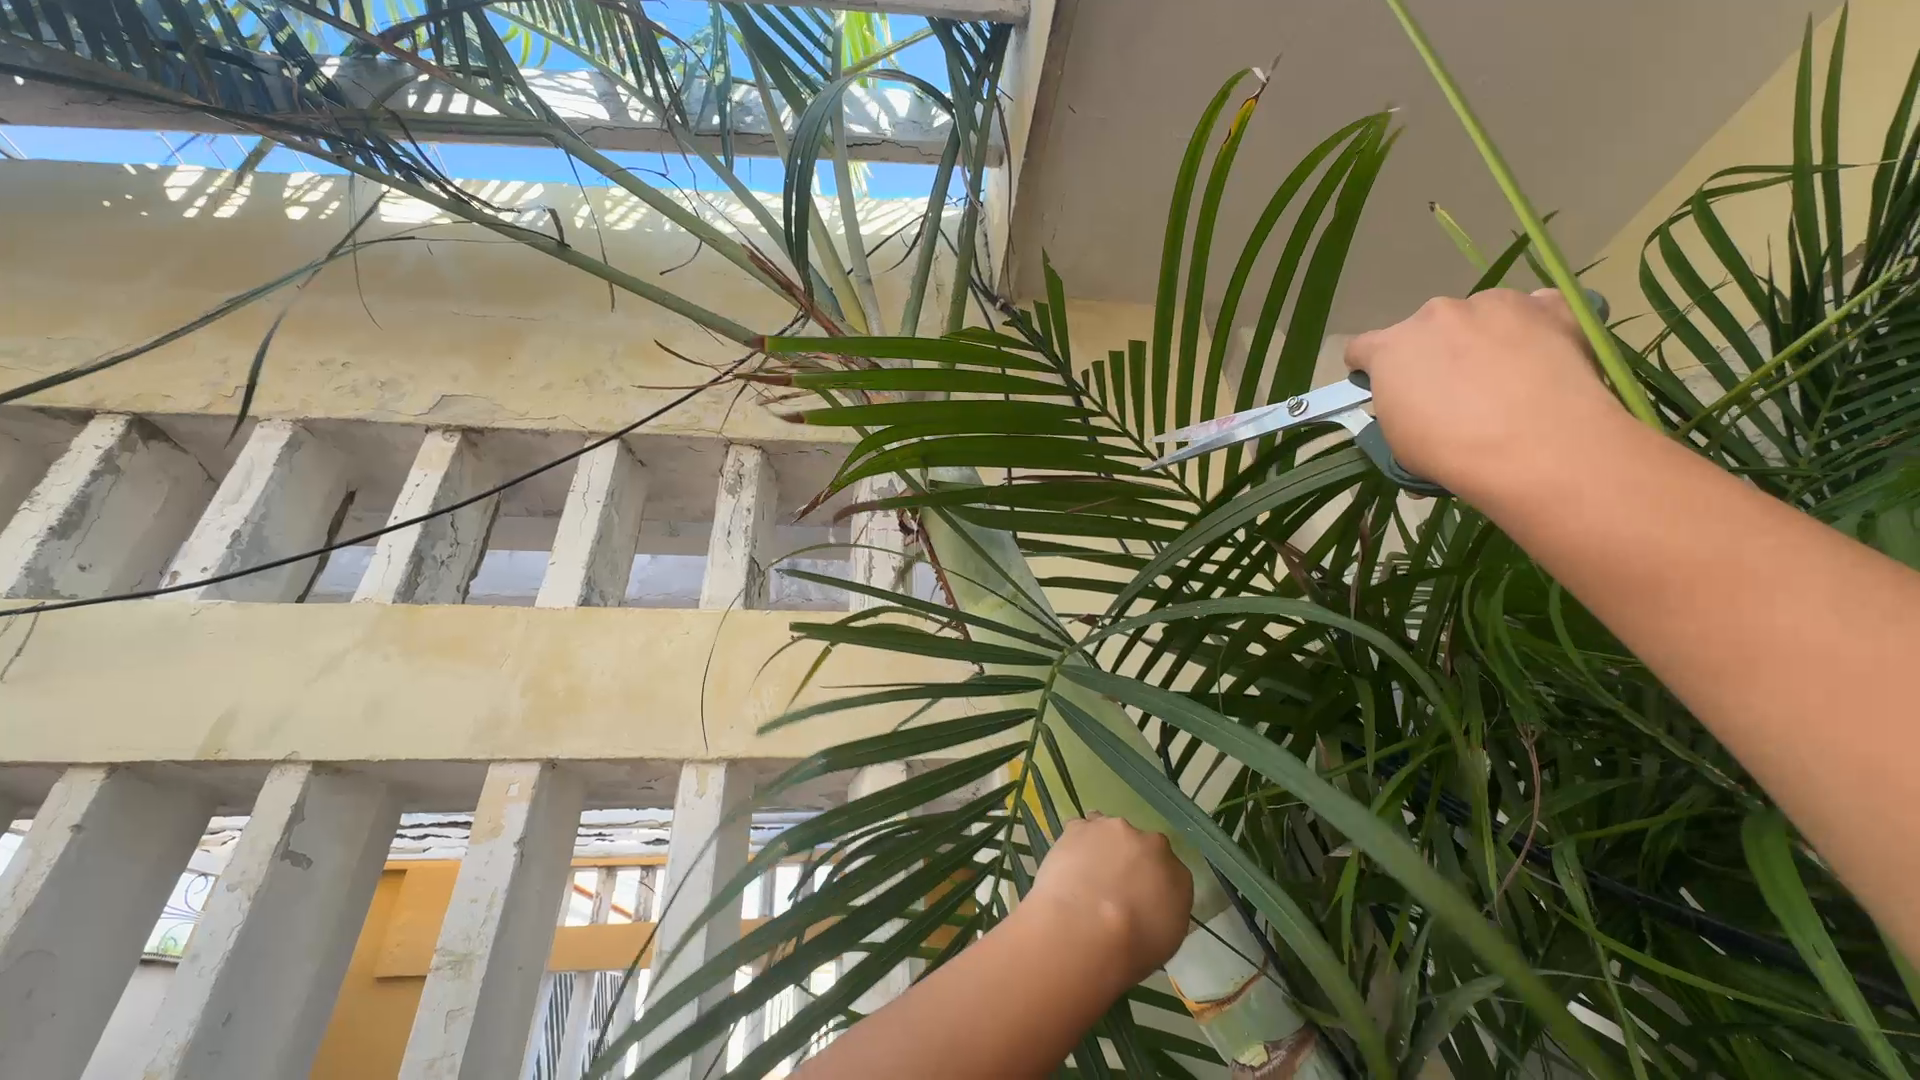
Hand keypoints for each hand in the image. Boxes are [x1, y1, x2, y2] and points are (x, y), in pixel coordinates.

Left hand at [1019, 814, 1192, 989]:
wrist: (1088, 929)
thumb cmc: (1132, 947)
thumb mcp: (1166, 939)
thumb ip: (1164, 909)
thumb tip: (1152, 903)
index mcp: (1178, 873)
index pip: (1169, 872)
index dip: (1150, 885)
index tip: (1137, 901)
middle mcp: (1151, 844)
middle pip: (1140, 846)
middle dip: (1127, 862)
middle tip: (1110, 890)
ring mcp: (1114, 830)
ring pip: (1109, 832)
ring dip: (1101, 848)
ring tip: (1085, 876)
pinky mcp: (1080, 828)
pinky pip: (1080, 829)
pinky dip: (1075, 843)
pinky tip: (1067, 864)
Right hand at [1344, 289, 1637, 501]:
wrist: (1539, 446)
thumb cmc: (1451, 451)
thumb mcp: (1399, 442)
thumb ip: (1397, 408)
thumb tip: (1412, 409)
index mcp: (1391, 348)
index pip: (1362, 348)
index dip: (1371, 367)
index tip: (1385, 385)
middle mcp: (1437, 314)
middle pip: (1427, 329)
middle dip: (1435, 352)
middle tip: (1456, 391)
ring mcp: (1494, 303)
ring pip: (1480, 316)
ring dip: (1483, 338)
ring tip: (1508, 377)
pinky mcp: (1548, 305)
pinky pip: (1535, 310)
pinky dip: (1534, 328)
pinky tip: (1544, 359)